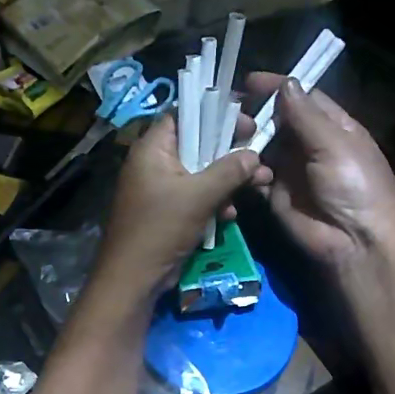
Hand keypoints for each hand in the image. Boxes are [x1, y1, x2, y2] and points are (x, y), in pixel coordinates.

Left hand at [93, 112, 270, 292]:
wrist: (134, 278)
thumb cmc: (161, 228)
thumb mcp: (199, 196)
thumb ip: (229, 171)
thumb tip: (254, 155)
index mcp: (153, 149)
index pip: (185, 116)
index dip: (216, 115)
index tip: (246, 124)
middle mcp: (155, 163)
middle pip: (198, 145)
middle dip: (231, 153)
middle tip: (259, 157)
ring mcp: (161, 189)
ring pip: (202, 173)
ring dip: (229, 179)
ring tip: (260, 184)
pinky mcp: (169, 211)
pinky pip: (196, 196)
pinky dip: (215, 201)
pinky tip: (231, 213)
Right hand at [245, 74, 394, 268]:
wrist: (355, 245)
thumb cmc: (355, 187)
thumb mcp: (335, 144)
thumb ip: (306, 115)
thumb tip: (285, 83)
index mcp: (334, 128)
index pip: (303, 98)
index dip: (277, 88)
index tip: (249, 82)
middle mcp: (311, 146)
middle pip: (277, 121)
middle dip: (255, 114)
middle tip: (230, 110)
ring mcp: (292, 171)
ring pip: (262, 147)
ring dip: (246, 140)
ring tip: (232, 136)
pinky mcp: (276, 196)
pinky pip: (255, 176)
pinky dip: (246, 170)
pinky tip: (243, 168)